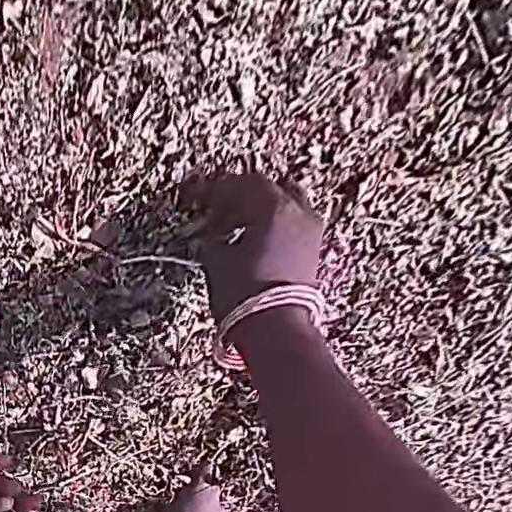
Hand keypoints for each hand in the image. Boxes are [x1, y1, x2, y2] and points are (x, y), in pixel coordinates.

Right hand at [196, 172, 324, 320]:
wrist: (276, 327)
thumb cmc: (242, 293)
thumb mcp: (216, 264)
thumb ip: (213, 242)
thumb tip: (212, 237)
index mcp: (275, 209)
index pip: (246, 184)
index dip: (219, 189)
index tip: (199, 198)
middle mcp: (299, 212)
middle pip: (271, 190)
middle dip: (244, 198)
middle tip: (219, 214)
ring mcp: (311, 231)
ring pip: (285, 207)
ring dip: (260, 214)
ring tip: (235, 232)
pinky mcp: (313, 251)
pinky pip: (292, 226)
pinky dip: (271, 228)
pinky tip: (252, 247)